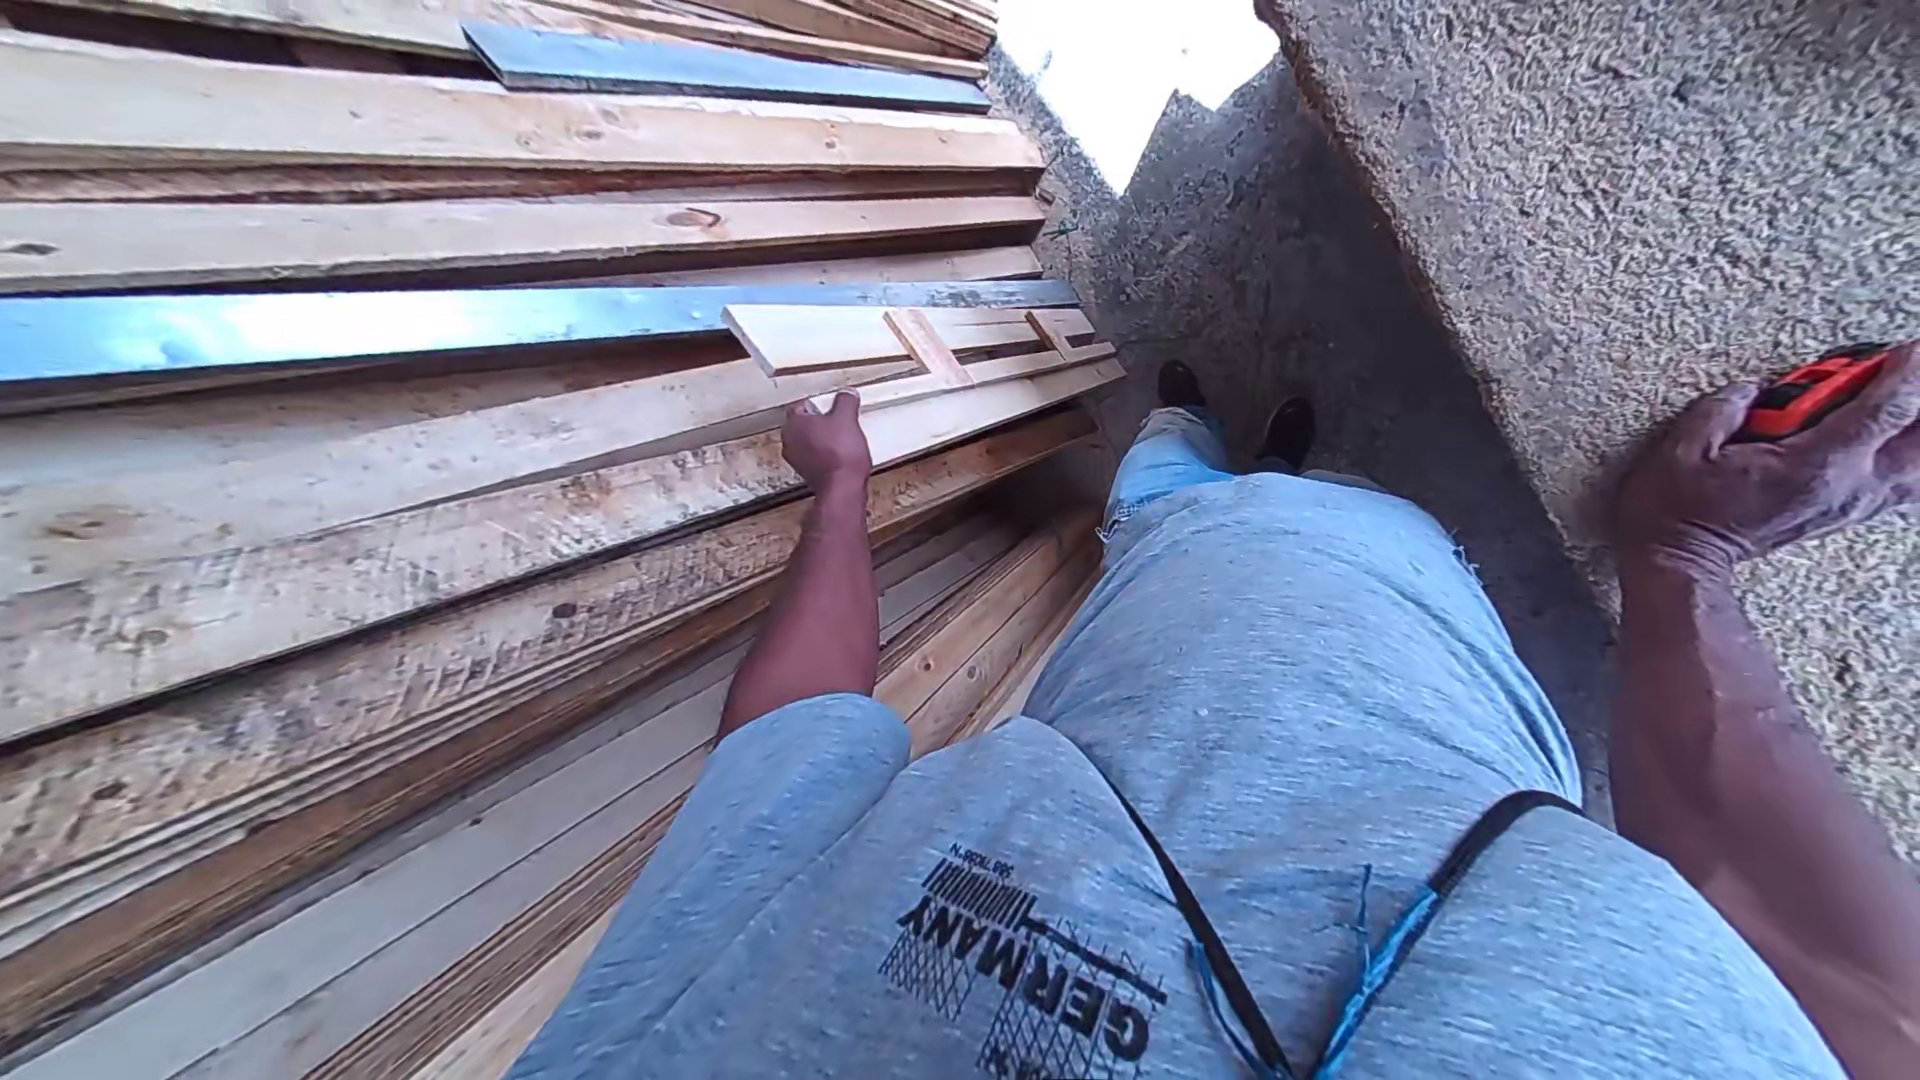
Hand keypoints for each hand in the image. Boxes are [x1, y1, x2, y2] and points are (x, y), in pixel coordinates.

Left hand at [781, 391, 870, 496]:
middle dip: (822, 423)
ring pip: (810, 441)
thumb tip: (847, 392)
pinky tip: (840, 456)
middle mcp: (789, 441)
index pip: (803, 406)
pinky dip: (825, 455)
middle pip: (806, 424)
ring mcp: (796, 459)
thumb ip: (845, 401)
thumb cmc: (841, 452)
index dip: (821, 405)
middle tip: (841, 423)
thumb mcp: (847, 419)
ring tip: (843, 441)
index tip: (836, 408)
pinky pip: (815, 457)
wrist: (843, 487)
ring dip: (823, 439)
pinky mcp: (806, 474)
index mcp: (794, 423)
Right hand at [1614, 341, 1919, 573]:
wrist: (1674, 557)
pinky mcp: (1851, 511)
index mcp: (1815, 463)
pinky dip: (1908, 454)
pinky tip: (1885, 444)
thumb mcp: (1677, 453)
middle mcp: (1854, 483)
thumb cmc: (1671, 509)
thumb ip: (1718, 412)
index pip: (1891, 405)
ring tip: (1885, 412)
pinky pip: (1913, 479)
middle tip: (1879, 380)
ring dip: (1912, 431)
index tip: (1905, 348)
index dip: (1907, 369)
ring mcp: (1859, 501)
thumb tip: (1750, 390)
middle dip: (1915, 399)